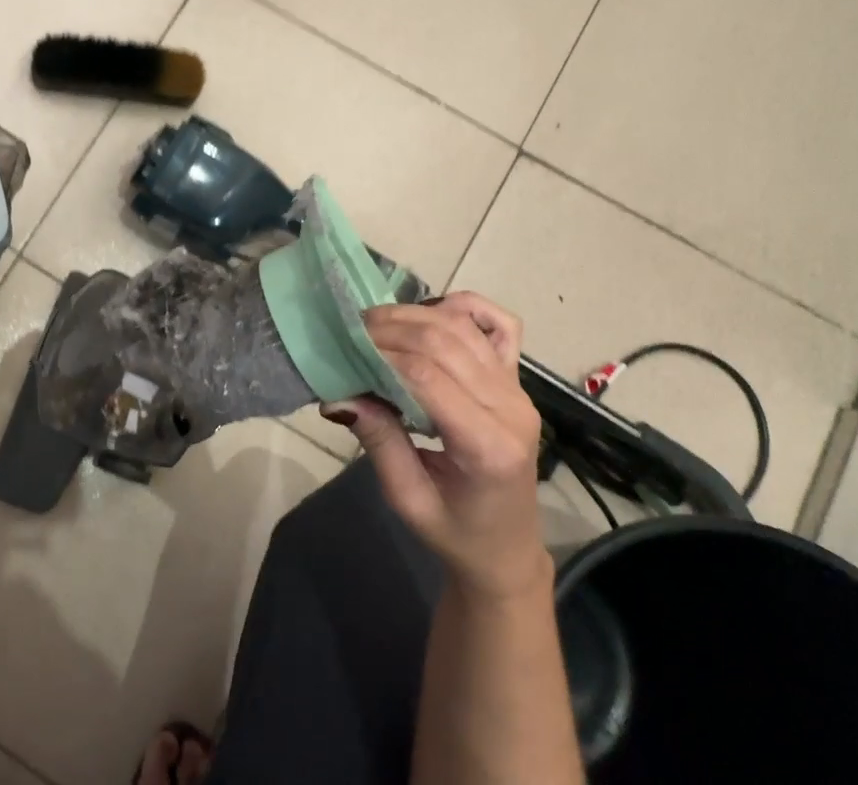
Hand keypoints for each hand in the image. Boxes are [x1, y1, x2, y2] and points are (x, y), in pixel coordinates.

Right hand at [323, 292, 548, 600]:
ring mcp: (519, 391)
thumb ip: (378, 441)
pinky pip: (500, 326)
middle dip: (388, 330)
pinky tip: (430, 314)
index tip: (339, 353)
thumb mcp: (406, 498)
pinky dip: (465, 308)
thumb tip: (338, 394)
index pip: (426, 376)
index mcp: (486, 446)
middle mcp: (510, 408)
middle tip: (345, 336)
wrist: (506, 549)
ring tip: (371, 326)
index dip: (379, 355)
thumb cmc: (453, 531)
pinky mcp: (516, 383)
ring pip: (464, 327)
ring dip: (413, 315)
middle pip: (444, 342)